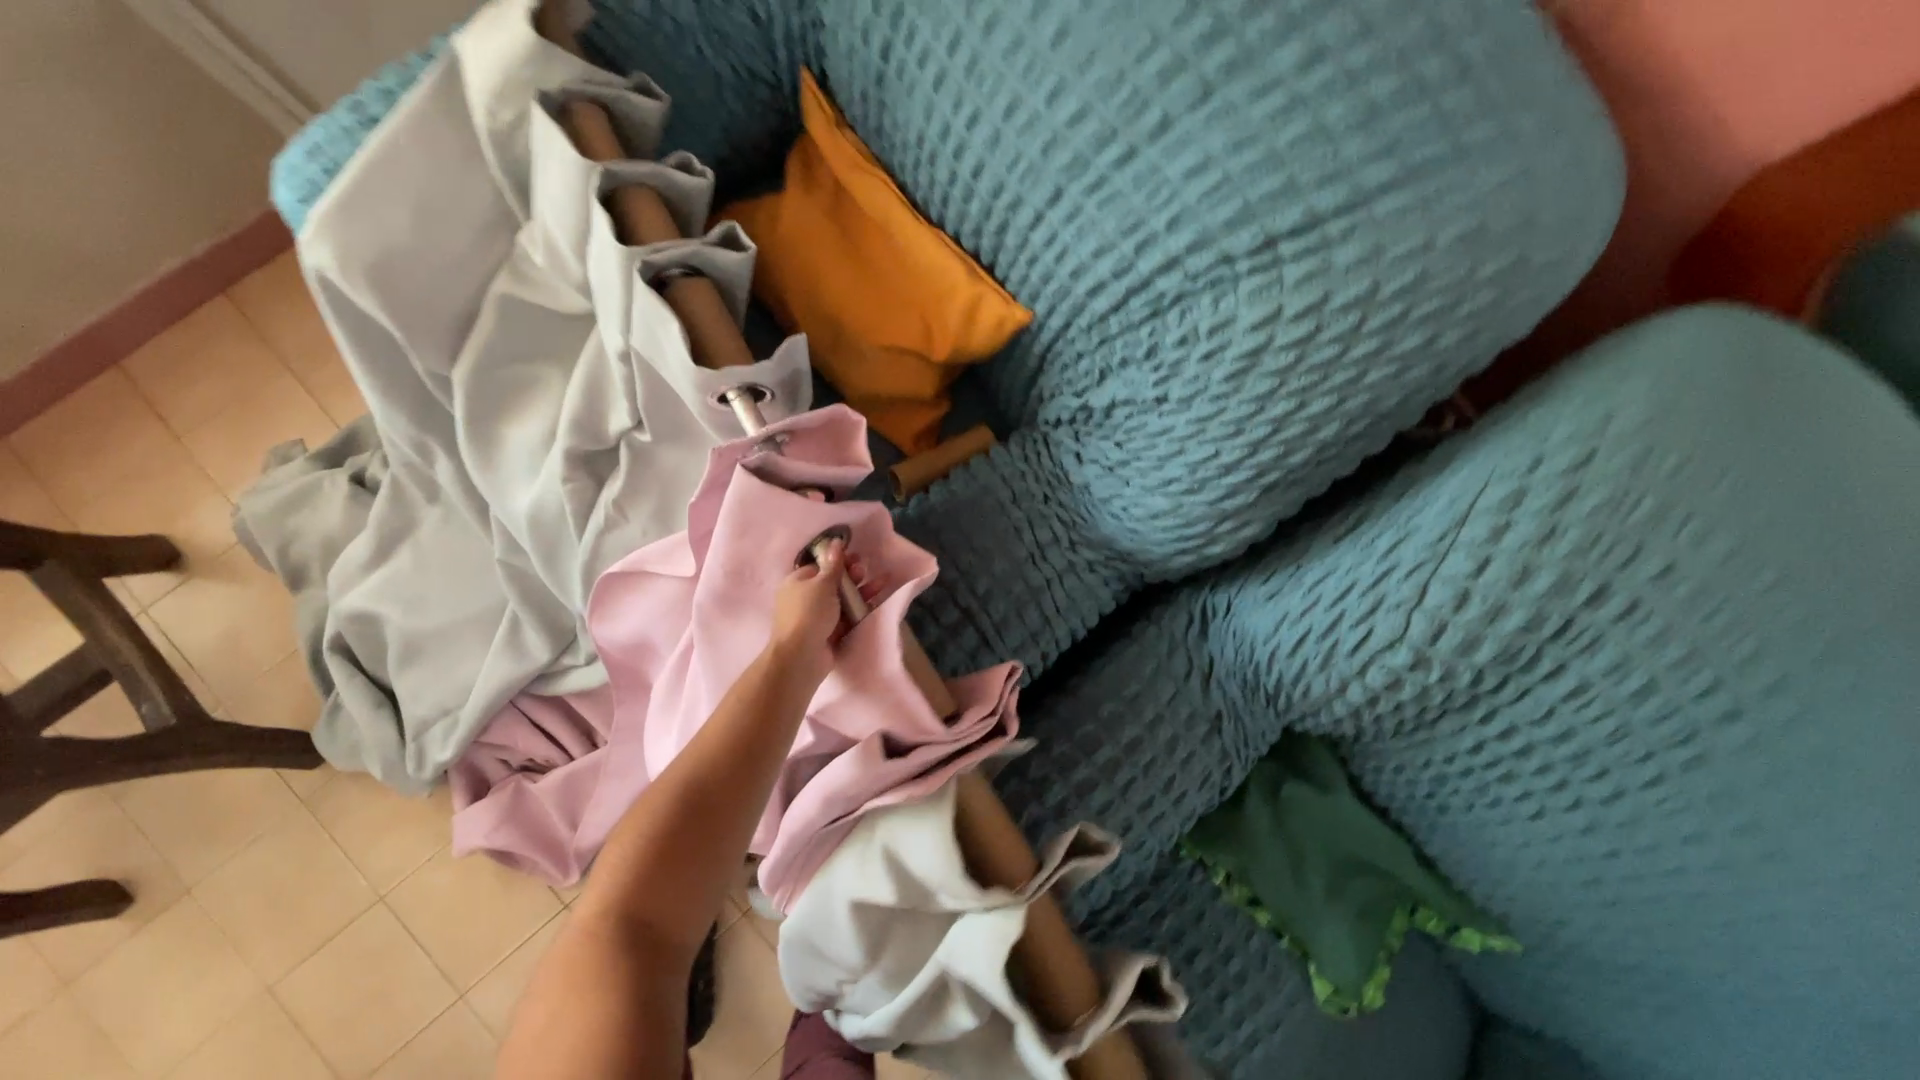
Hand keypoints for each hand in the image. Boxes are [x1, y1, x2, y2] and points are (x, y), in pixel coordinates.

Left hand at [767, 540, 882, 686]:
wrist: (802, 656)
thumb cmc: (808, 613)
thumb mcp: (821, 584)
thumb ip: (833, 565)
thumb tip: (835, 541)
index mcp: (797, 582)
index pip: (818, 567)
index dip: (837, 560)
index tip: (855, 556)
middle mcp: (805, 598)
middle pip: (832, 583)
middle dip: (851, 575)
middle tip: (865, 569)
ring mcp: (818, 617)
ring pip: (843, 599)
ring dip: (861, 590)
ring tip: (881, 582)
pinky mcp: (829, 632)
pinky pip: (847, 616)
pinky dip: (861, 608)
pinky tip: (876, 601)